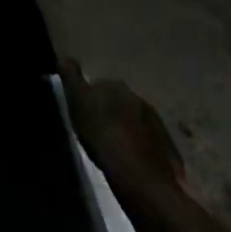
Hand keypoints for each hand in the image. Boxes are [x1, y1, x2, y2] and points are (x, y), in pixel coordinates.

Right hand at [61, 60, 230, 231]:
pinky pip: (149, 141)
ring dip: (127, 128)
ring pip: (136, 120)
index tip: (85, 113)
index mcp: (115, 85)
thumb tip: (64, 57)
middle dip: (112, 111)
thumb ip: (71, 78)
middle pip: (120, 101)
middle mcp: (137, 97)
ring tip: (117, 147)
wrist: (137, 174)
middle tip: (101, 131)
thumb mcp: (78, 102)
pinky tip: (134, 160)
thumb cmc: (101, 134)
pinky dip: (142, 146)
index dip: (91, 99)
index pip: (100, 85)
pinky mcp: (166, 145)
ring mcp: (155, 121)